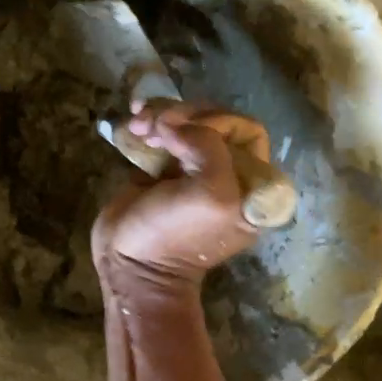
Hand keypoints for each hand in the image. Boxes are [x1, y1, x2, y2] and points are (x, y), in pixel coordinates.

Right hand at [93, 102, 270, 288]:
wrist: (130, 265)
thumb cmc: (176, 235)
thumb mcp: (212, 195)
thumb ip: (208, 148)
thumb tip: (173, 124)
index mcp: (251, 183)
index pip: (245, 130)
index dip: (216, 122)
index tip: (183, 133)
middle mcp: (225, 173)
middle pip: (212, 122)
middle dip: (182, 116)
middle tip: (153, 123)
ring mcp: (190, 170)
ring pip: (183, 124)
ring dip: (159, 115)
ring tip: (137, 123)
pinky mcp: (160, 170)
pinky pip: (159, 136)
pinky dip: (145, 123)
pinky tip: (131, 122)